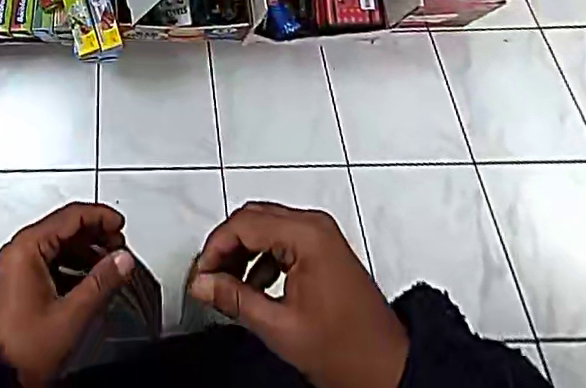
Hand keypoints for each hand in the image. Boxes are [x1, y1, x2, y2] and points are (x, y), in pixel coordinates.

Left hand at [0, 202, 135, 387]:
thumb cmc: (18, 351)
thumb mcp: (70, 315)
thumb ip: (102, 282)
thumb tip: (124, 260)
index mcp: (27, 248)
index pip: (72, 215)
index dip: (101, 217)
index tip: (120, 225)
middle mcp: (18, 252)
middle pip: (65, 227)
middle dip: (96, 234)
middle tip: (117, 245)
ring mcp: (16, 267)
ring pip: (59, 244)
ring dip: (86, 250)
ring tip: (107, 264)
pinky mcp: (17, 284)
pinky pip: (50, 261)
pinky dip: (72, 265)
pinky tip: (88, 281)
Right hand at [188, 202, 407, 387]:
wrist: (385, 366)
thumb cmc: (347, 349)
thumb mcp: (280, 327)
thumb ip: (235, 300)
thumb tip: (204, 283)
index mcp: (307, 235)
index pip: (246, 223)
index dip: (216, 247)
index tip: (200, 273)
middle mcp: (315, 226)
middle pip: (255, 218)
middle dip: (226, 246)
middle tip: (207, 277)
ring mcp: (320, 234)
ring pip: (266, 227)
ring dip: (242, 252)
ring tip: (225, 286)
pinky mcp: (321, 247)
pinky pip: (281, 239)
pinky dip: (260, 258)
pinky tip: (252, 288)